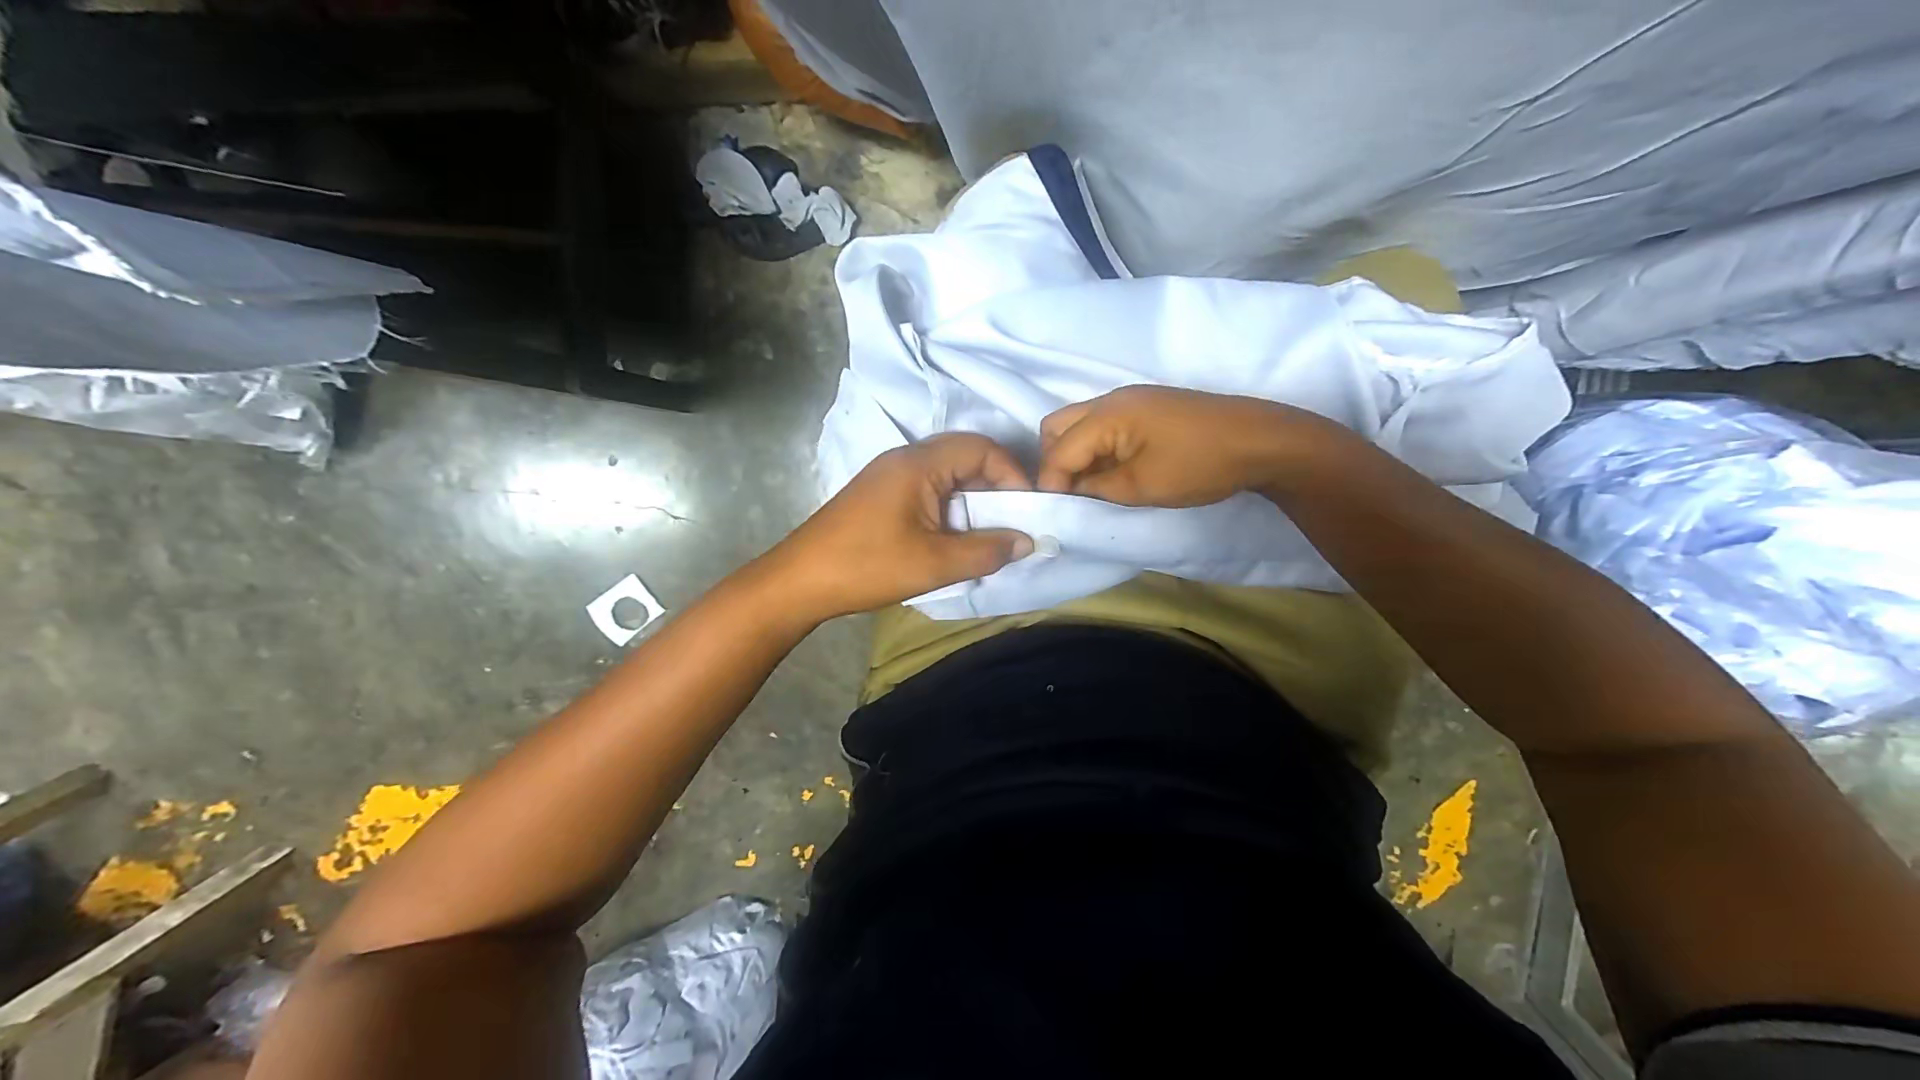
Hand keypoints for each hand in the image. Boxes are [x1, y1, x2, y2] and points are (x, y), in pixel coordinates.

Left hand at [761, 434, 1034, 619]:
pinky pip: (926, 488)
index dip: (1011, 473)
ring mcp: (887, 475)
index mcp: (918, 463)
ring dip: (972, 498)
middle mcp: (903, 458)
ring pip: (945, 474)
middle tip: (1013, 521)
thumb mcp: (934, 563)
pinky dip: (949, 506)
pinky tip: (953, 536)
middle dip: (995, 485)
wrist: (798, 581)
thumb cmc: (867, 567)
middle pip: (963, 455)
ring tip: (988, 532)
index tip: (1026, 509)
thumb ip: (986, 550)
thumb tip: (1027, 541)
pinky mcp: (878, 494)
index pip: (980, 447)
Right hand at [1037, 386, 1335, 506]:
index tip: (1057, 512)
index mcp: (1108, 414)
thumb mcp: (1141, 486)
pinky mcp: (1148, 407)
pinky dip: (1095, 447)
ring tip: (1091, 486)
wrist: (1261, 441)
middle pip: (1057, 426)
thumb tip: (1071, 490)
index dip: (1051, 483)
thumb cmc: (1199, 465)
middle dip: (1054, 461)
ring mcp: (1132, 400)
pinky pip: (1102, 423)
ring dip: (1075, 453)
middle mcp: (1113, 399)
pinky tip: (1113, 471)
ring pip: (1079, 423)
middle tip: (1070, 493)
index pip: (1058, 450)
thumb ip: (1096, 489)